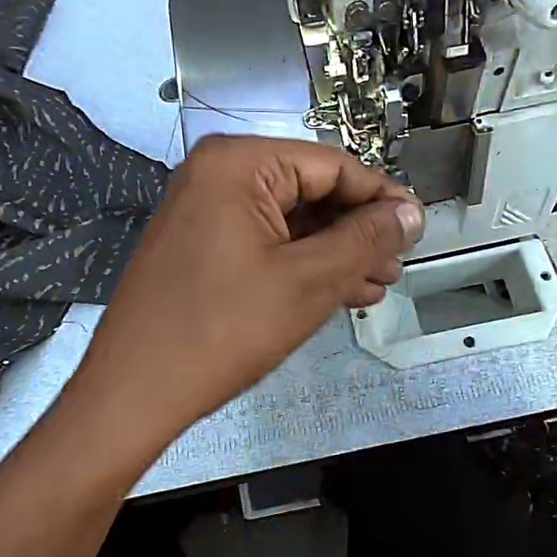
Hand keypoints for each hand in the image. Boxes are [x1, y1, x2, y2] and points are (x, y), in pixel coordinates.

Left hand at [68, 135, 422, 448]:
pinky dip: (308, 267)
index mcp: (239, 165)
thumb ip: (366, 240)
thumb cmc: (223, 329)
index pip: (334, 166)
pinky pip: (271, 245)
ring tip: (377, 284)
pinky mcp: (206, 249)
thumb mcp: (310, 280)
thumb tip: (410, 214)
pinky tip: (343, 292)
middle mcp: (219, 177)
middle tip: (397, 263)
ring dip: (340, 253)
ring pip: (296, 223)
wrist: (139, 391)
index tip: (417, 227)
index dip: (382, 197)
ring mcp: (209, 214)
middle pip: (314, 192)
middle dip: (361, 232)